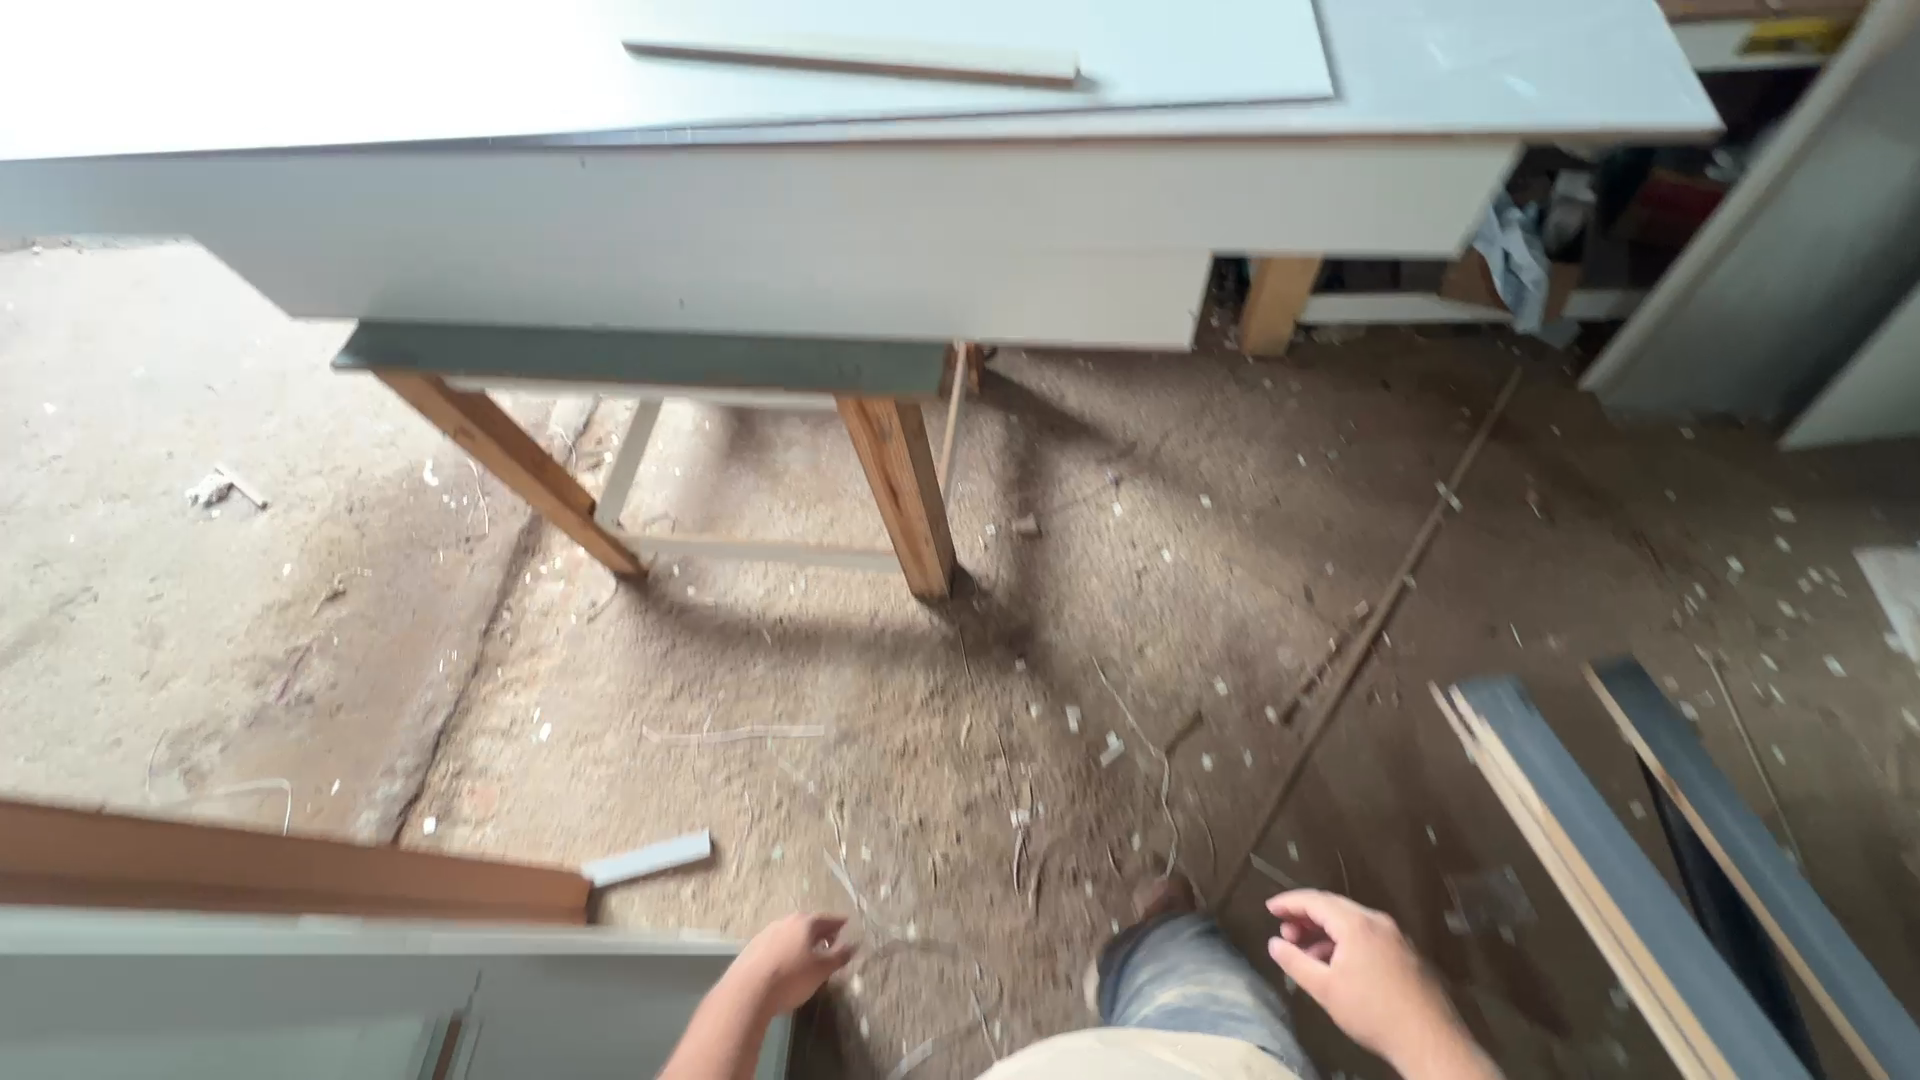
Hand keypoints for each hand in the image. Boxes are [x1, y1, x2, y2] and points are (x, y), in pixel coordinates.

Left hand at [728, 913, 856, 1013]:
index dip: (839, 923)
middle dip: (820, 932)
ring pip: (791, 933)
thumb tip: (855, 944)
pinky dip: (786, 949)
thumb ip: (840, 956)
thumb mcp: (822, 971)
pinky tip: (785, 965)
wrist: (746, 992)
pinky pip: (776, 944)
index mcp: (806, 923)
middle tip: (829, 943)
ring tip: (807, 956)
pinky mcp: (752, 948)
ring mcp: (767, 933)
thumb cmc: (791, 978)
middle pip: (808, 924)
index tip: (846, 925)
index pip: (828, 919)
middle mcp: (786, 921)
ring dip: (801, 941)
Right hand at [1266, 890, 1482, 1073]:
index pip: (1315, 900)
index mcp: (1356, 924)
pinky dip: (1347, 942)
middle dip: (1306, 917)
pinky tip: (1339, 966)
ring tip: (1309, 954)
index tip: (1269, 908)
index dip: (1289, 902)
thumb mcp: (1325, 989)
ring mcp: (1397, 938)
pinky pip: (1369, 936)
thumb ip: (1294, 961)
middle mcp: (1378, 922)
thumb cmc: (1373, 1013)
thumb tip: (1274, 943)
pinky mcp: (1409, 955)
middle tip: (1286, 933)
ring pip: (1352, 923)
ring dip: (1326, 932)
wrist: (1432, 1044)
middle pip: (1334, 907)